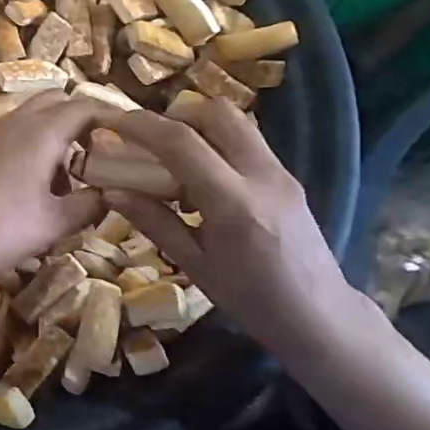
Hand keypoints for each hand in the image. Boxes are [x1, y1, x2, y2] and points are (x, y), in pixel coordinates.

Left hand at [0, 95, 109, 312]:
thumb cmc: (1, 229)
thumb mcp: (55, 222)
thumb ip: (90, 204)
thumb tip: (110, 194)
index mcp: (42, 131)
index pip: (87, 106)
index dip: (114, 118)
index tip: (135, 138)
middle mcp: (16, 122)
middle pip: (57, 101)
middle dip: (83, 120)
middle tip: (101, 155)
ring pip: (34, 117)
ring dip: (57, 134)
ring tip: (70, 178)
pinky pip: (14, 134)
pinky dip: (34, 146)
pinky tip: (36, 186)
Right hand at [103, 100, 348, 345]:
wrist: (319, 316)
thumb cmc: (250, 299)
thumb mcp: (193, 265)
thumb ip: (153, 221)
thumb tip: (110, 192)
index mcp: (234, 204)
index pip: (182, 144)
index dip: (143, 126)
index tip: (113, 122)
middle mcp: (261, 176)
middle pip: (217, 113)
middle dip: (175, 114)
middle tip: (147, 136)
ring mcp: (280, 173)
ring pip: (236, 122)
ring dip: (197, 124)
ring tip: (171, 154)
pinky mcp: (287, 176)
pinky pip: (246, 141)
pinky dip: (215, 142)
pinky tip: (199, 176)